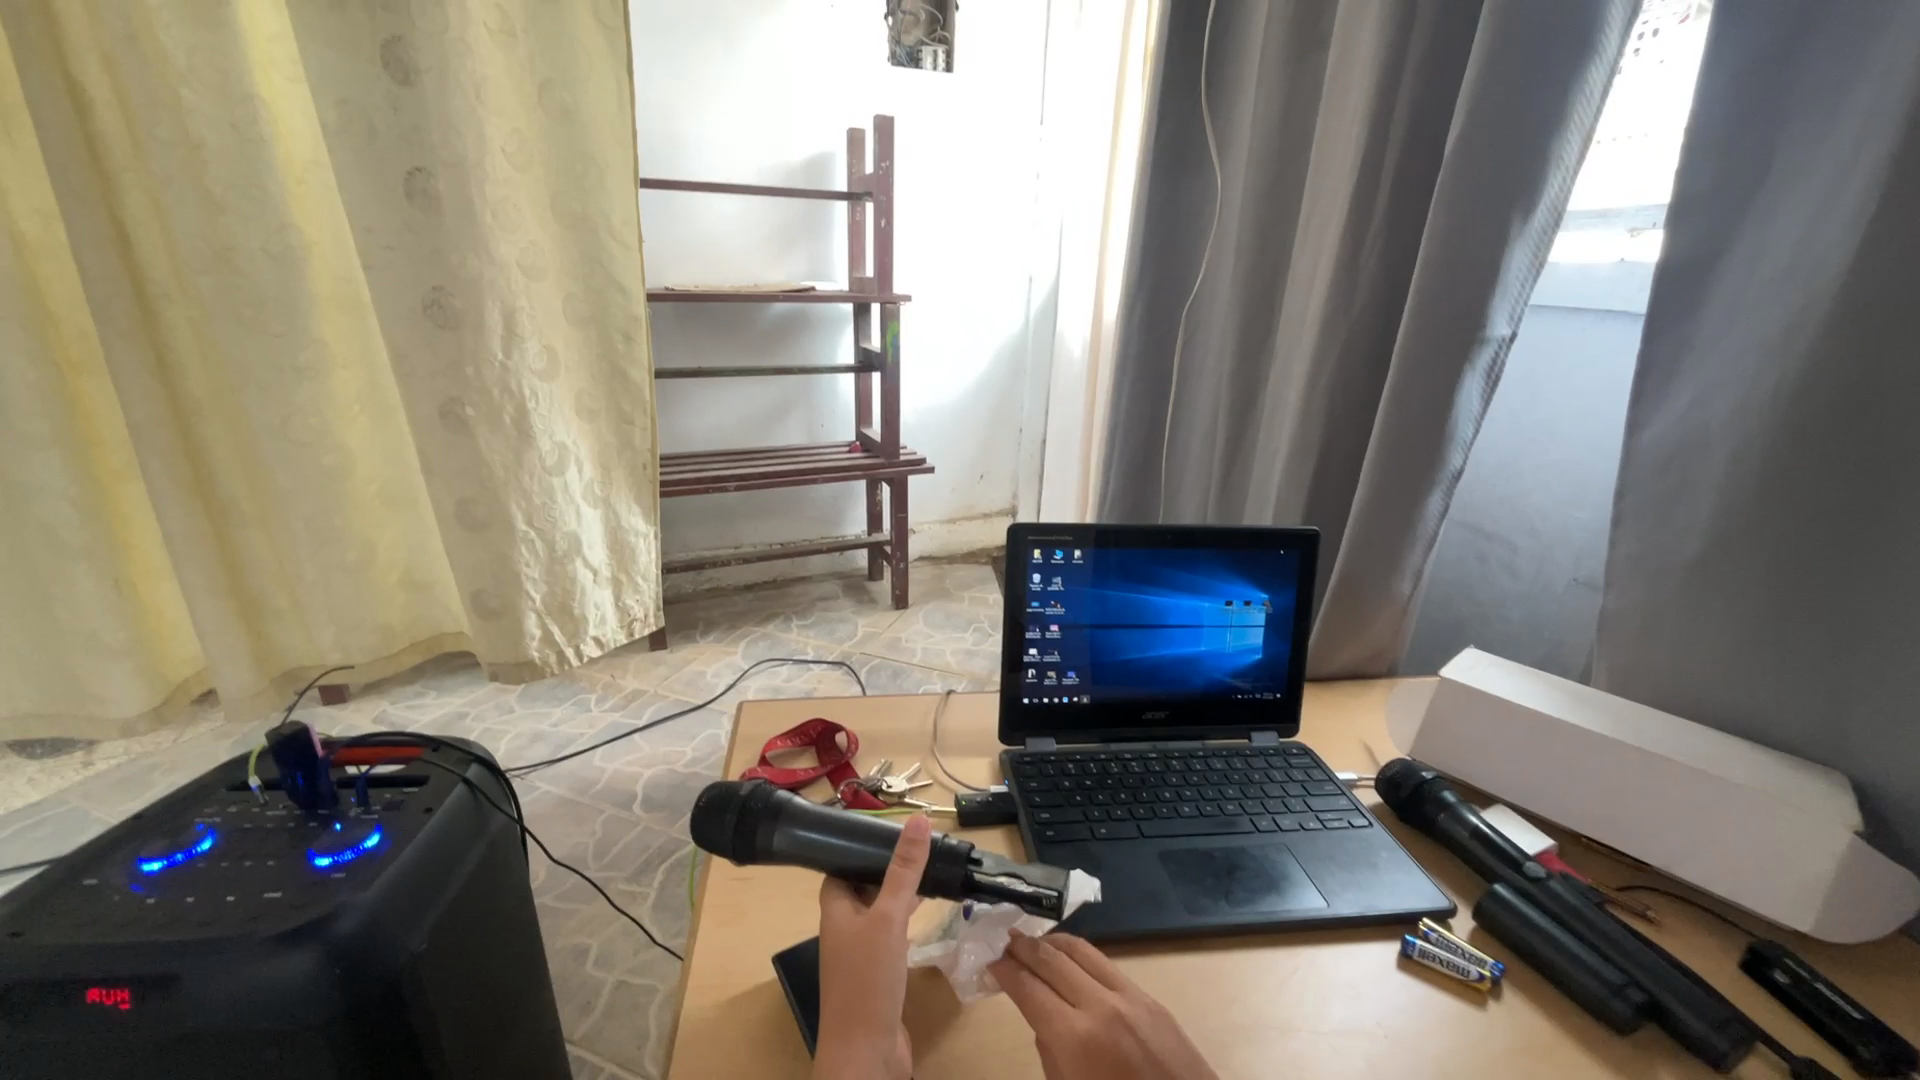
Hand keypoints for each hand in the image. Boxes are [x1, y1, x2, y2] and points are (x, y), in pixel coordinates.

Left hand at [812, 813, 931, 1079]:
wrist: (867, 1055)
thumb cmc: (868, 981)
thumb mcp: (889, 917)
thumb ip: (904, 870)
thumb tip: (918, 819)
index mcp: (835, 911)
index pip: (840, 868)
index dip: (860, 850)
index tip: (889, 832)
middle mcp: (843, 930)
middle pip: (862, 889)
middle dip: (887, 871)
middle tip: (918, 852)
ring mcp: (859, 957)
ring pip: (879, 915)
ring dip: (899, 896)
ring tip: (929, 877)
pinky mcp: (878, 978)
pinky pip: (891, 939)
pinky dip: (907, 924)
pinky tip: (926, 920)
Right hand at [990, 931, 1217, 1079]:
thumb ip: (1050, 1053)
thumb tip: (1043, 1017)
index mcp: (1076, 1039)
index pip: (1029, 988)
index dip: (1006, 971)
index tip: (990, 962)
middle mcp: (1100, 1006)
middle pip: (1051, 959)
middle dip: (1023, 947)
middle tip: (1003, 942)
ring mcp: (1129, 997)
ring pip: (1081, 950)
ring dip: (1051, 942)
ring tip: (1032, 942)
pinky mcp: (1150, 998)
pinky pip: (1106, 964)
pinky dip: (1080, 956)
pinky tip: (1069, 961)